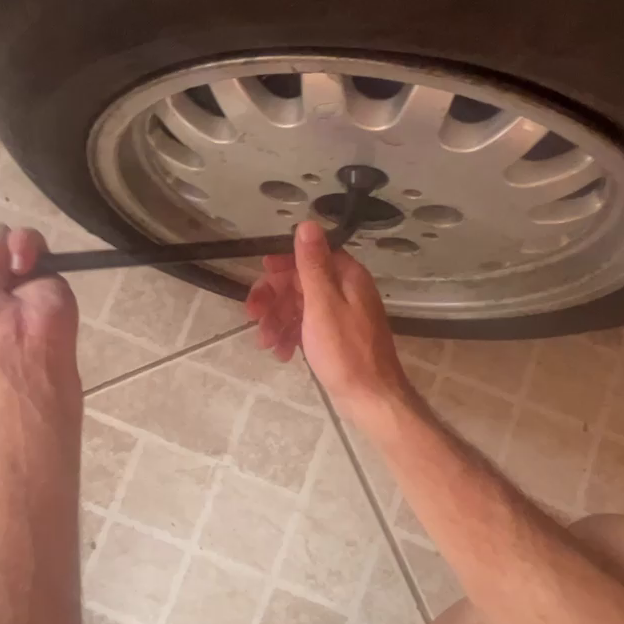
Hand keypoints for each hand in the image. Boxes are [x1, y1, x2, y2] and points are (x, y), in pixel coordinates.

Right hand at [246, 222, 413, 411]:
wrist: (370, 399)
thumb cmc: (346, 353)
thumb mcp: (322, 304)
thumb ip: (313, 264)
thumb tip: (308, 224)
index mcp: (348, 277)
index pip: (311, 254)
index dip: (283, 263)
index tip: (260, 274)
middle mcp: (347, 291)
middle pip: (302, 282)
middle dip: (274, 297)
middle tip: (252, 314)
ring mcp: (343, 316)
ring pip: (301, 307)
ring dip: (278, 320)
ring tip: (264, 342)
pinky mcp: (337, 339)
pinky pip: (308, 328)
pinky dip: (292, 336)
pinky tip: (281, 353)